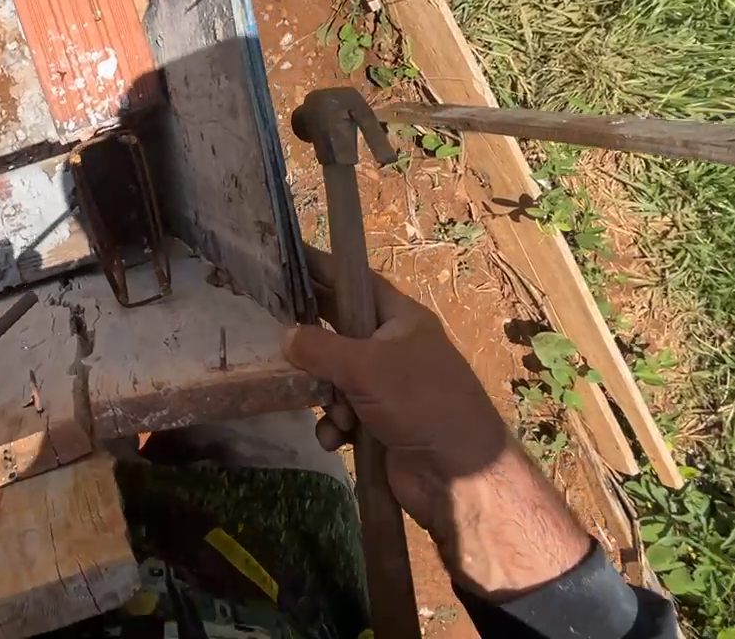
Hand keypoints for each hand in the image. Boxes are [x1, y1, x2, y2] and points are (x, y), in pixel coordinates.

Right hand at [287, 250, 590, 597]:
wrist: (461, 479)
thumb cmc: (419, 402)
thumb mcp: (364, 366)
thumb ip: (318, 347)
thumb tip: (285, 337)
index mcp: (400, 319)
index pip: (355, 281)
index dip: (324, 267)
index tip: (289, 254)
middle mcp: (392, 347)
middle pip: (339, 328)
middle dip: (312, 337)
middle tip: (273, 325)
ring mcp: (386, 386)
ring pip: (334, 374)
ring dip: (325, 394)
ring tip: (334, 411)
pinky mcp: (379, 421)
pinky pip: (341, 411)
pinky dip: (334, 424)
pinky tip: (336, 438)